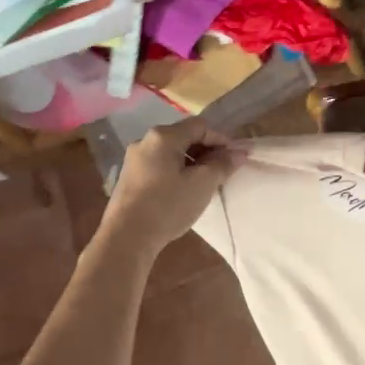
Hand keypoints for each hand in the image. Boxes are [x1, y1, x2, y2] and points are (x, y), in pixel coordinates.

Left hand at [101, 119, 232, 250]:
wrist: (126, 238)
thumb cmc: (168, 206)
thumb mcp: (202, 184)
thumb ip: (222, 164)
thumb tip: (238, 153)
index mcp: (163, 136)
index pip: (200, 126)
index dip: (221, 139)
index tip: (234, 159)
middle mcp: (145, 141)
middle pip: (184, 137)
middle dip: (206, 151)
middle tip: (221, 171)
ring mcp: (134, 160)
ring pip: (171, 153)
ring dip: (191, 163)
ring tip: (205, 183)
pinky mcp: (129, 177)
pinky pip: (159, 166)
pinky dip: (176, 172)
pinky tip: (183, 191)